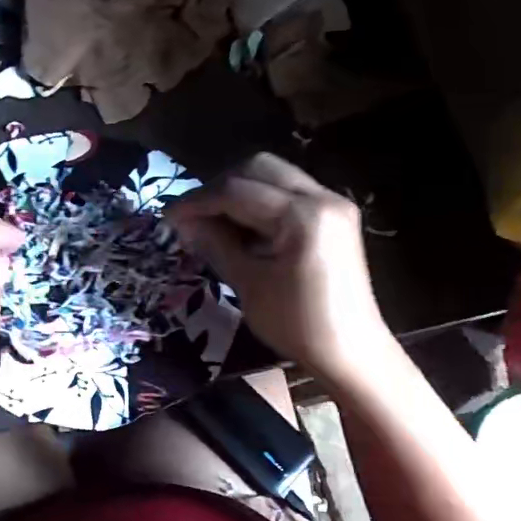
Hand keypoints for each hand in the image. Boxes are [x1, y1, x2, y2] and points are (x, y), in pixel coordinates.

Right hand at [166, 153, 393, 385]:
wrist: (351, 353)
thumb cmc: (297, 325)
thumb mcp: (249, 285)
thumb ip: (216, 244)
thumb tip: (183, 222)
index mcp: (303, 215)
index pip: (237, 191)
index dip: (197, 201)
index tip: (168, 218)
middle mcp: (323, 196)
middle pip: (259, 168)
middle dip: (219, 187)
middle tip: (193, 216)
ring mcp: (333, 203)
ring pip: (275, 176)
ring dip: (239, 191)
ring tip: (213, 222)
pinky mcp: (335, 216)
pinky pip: (290, 193)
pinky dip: (261, 202)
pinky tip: (243, 228)